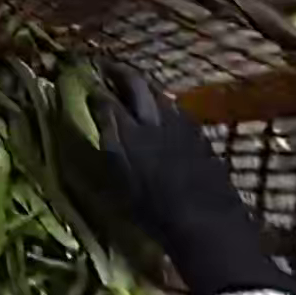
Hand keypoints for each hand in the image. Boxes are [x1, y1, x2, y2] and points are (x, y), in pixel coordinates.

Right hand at [97, 63, 295, 294]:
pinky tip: (157, 107)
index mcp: (130, 130)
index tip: (85, 82)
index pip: (106, 97)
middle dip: (118, 71)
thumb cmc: (155, 209)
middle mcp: (154, 119)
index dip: (93, 87)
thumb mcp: (119, 176)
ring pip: (157, 91)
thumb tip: (96, 110)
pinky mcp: (198, 134)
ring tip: (129, 82)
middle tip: (105, 67)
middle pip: (135, 82)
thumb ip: (108, 138)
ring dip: (141, 82)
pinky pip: (174, 105)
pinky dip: (160, 99)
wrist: (210, 227)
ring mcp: (179, 124)